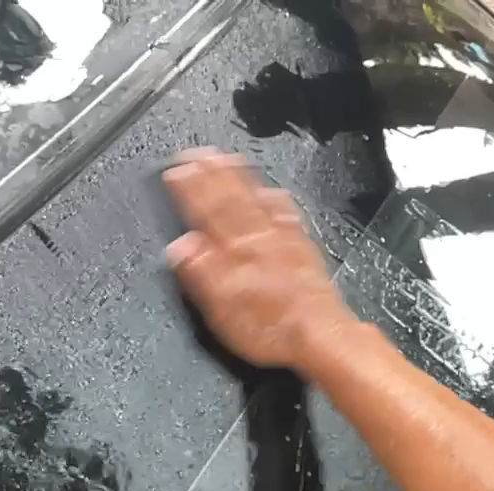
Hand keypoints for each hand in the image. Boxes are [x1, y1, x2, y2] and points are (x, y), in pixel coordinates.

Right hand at [162, 149, 357, 370]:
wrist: (318, 335)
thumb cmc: (269, 329)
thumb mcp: (223, 310)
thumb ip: (201, 274)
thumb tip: (180, 246)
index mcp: (235, 252)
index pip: (206, 213)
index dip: (189, 190)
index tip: (176, 169)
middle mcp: (258, 239)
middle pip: (231, 199)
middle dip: (211, 174)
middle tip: (197, 151)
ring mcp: (282, 241)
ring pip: (257, 199)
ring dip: (240, 177)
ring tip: (227, 157)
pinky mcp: (302, 250)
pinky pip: (286, 214)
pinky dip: (275, 198)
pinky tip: (272, 190)